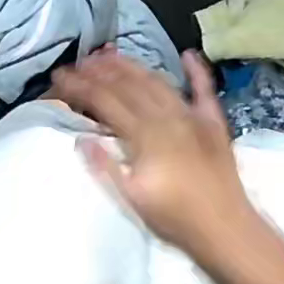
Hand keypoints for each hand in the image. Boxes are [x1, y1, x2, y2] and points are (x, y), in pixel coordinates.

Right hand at [50, 50, 262, 258]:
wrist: (225, 229)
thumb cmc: (173, 218)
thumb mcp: (131, 197)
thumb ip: (105, 166)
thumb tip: (81, 138)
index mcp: (144, 135)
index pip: (104, 101)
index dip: (80, 87)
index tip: (58, 77)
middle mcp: (167, 117)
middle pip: (128, 85)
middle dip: (100, 71)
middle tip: (78, 62)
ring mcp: (192, 117)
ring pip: (157, 82)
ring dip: (132, 66)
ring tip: (110, 55)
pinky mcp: (213, 123)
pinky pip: (204, 90)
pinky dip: (195, 70)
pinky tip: (187, 54)